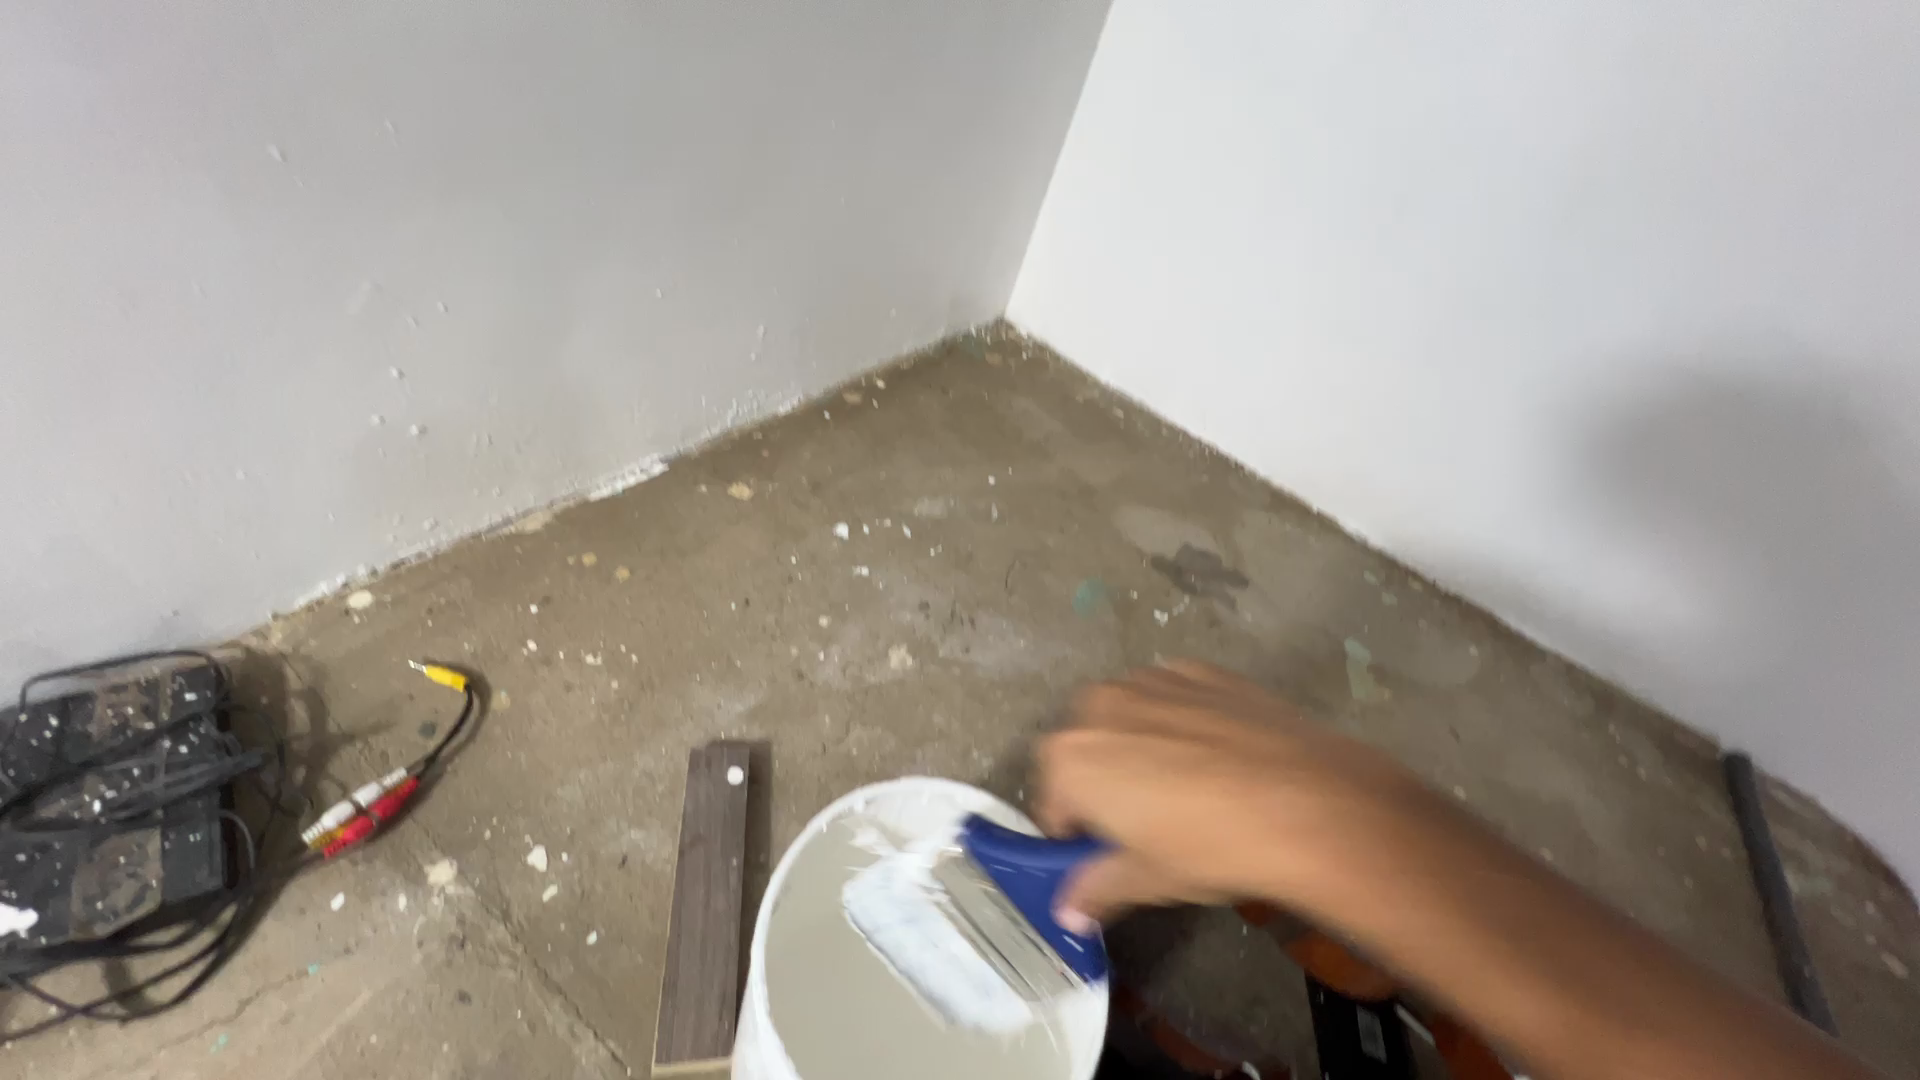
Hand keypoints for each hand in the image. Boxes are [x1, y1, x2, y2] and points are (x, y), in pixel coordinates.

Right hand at [1034, 660, 1444, 929]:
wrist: (1312, 802)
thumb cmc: (1212, 845)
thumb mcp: (1148, 879)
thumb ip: (1094, 890)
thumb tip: (1068, 912)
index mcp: (1070, 756)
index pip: (1052, 802)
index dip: (1078, 833)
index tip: (1110, 853)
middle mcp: (1097, 703)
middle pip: (1084, 749)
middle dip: (1103, 781)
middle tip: (1149, 820)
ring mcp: (1150, 678)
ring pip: (1125, 717)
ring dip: (1137, 745)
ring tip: (1189, 785)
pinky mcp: (1197, 668)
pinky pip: (1170, 697)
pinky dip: (1178, 720)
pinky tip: (1218, 754)